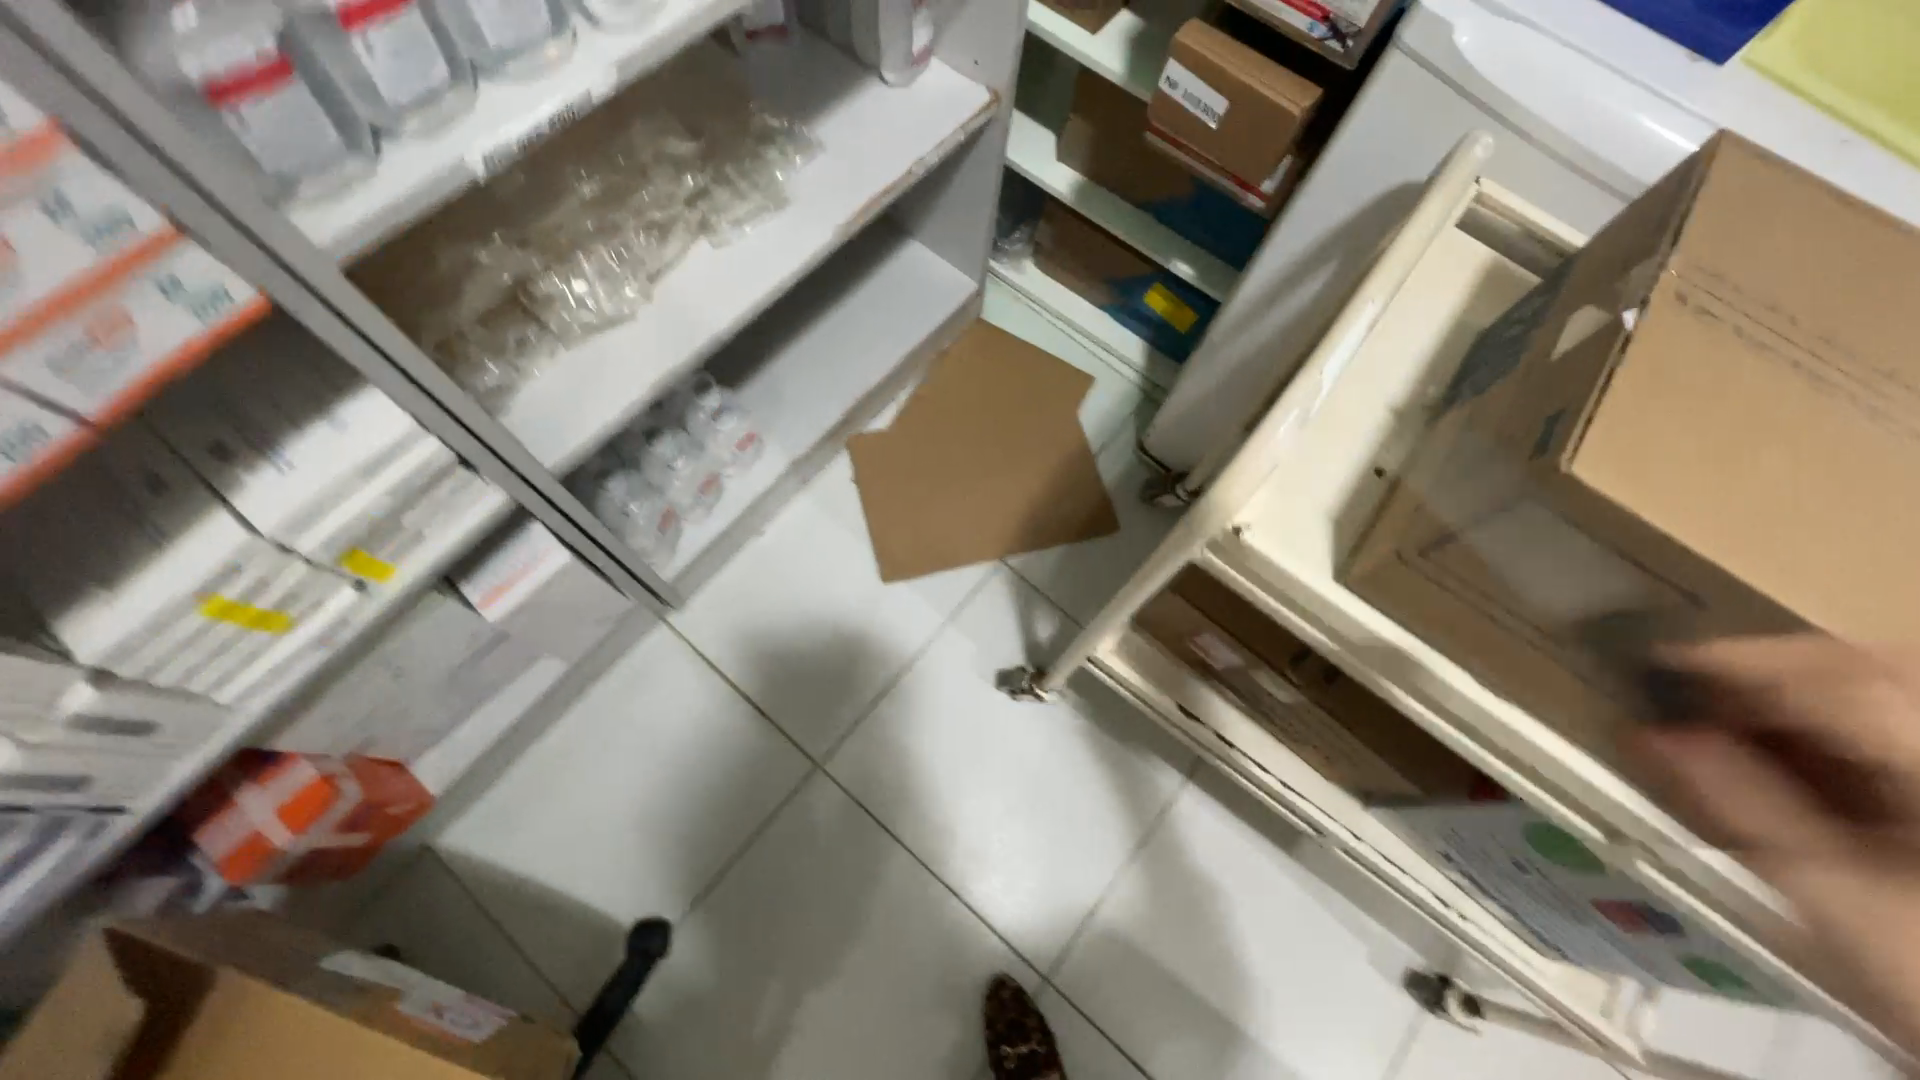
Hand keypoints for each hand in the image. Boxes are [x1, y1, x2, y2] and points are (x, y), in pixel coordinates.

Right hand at [1627, 635, 1919, 1060]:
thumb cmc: (1908, 957)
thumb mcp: (1816, 884)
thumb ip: (1738, 800)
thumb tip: (1651, 732)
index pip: (1837, 679)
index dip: (1741, 659)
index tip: (1658, 658)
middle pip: (1872, 668)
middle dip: (1777, 663)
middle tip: (1698, 682)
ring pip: (1888, 687)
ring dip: (1807, 686)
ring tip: (1732, 708)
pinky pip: (1894, 723)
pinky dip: (1838, 717)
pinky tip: (1792, 742)